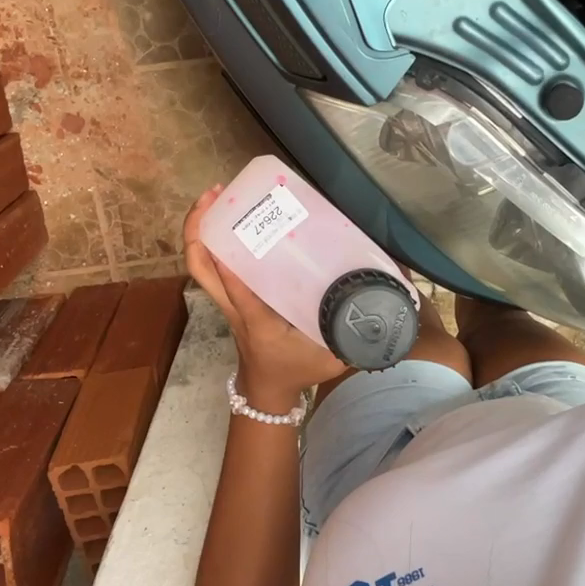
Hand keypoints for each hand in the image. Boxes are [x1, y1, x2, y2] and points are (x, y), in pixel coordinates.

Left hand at [184, 186, 346, 404]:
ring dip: (200, 230)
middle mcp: (236, 307)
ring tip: (215, 195)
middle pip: (201, 267)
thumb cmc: (297, 370)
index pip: (239, 291)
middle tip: (215, 194)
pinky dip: (211, 240)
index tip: (234, 226)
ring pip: (200, 265)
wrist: (266, 391)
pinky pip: (211, 267)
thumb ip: (356, 330)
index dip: (230, 261)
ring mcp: (227, 302)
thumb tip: (385, 297)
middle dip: (199, 228)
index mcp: (259, 321)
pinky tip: (231, 218)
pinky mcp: (229, 298)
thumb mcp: (333, 356)